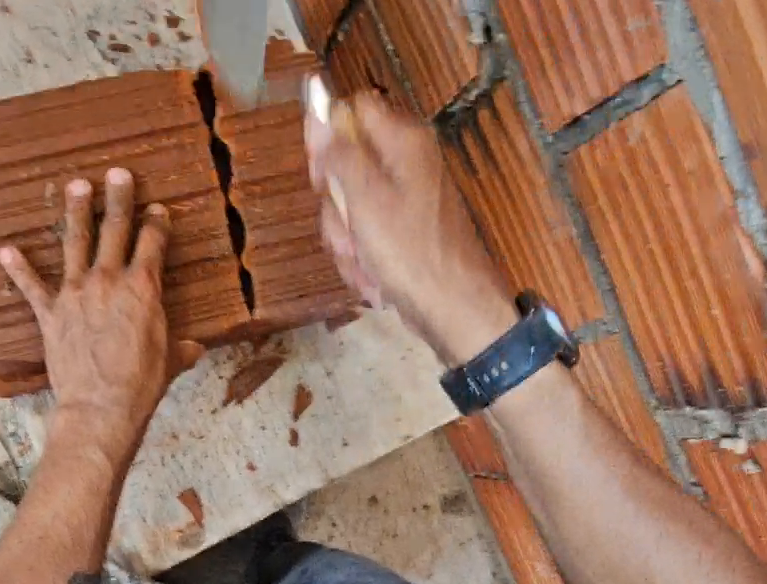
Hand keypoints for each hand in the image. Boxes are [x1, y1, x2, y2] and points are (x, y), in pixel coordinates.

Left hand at [0, 169, 202, 456]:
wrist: (101, 407)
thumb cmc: (142, 385)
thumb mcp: (172, 362)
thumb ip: (183, 348)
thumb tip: (196, 348)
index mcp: (143, 289)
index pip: (153, 243)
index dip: (157, 223)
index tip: (158, 209)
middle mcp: (109, 281)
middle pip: (115, 229)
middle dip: (119, 198)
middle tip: (119, 173)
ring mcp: (76, 294)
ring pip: (76, 243)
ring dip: (76, 212)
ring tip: (77, 186)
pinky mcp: (51, 314)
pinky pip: (31, 286)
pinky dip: (18, 268)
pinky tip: (5, 250)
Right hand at [305, 93, 517, 365]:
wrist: (452, 307)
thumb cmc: (410, 251)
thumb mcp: (364, 199)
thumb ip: (338, 149)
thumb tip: (315, 93)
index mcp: (402, 140)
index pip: (350, 110)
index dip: (326, 138)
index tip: (319, 178)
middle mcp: (405, 161)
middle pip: (345, 164)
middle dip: (335, 207)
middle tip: (348, 234)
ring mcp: (405, 198)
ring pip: (350, 205)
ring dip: (346, 241)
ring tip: (363, 265)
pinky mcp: (403, 231)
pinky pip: (366, 233)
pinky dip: (362, 257)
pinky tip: (372, 278)